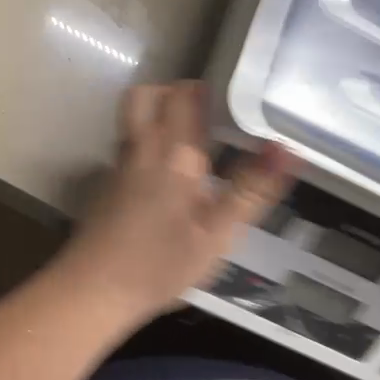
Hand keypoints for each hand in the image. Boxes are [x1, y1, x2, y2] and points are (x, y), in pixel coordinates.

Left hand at [53, 81, 297, 320]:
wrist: (93, 289)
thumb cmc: (160, 263)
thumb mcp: (218, 233)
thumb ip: (251, 189)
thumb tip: (287, 148)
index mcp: (173, 154)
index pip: (184, 97)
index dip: (203, 90)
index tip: (226, 97)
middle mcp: (139, 149)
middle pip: (145, 96)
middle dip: (171, 93)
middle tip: (201, 110)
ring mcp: (115, 167)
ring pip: (131, 122)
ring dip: (154, 117)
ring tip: (187, 141)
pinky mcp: (102, 189)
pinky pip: (125, 151)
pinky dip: (143, 149)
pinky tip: (162, 180)